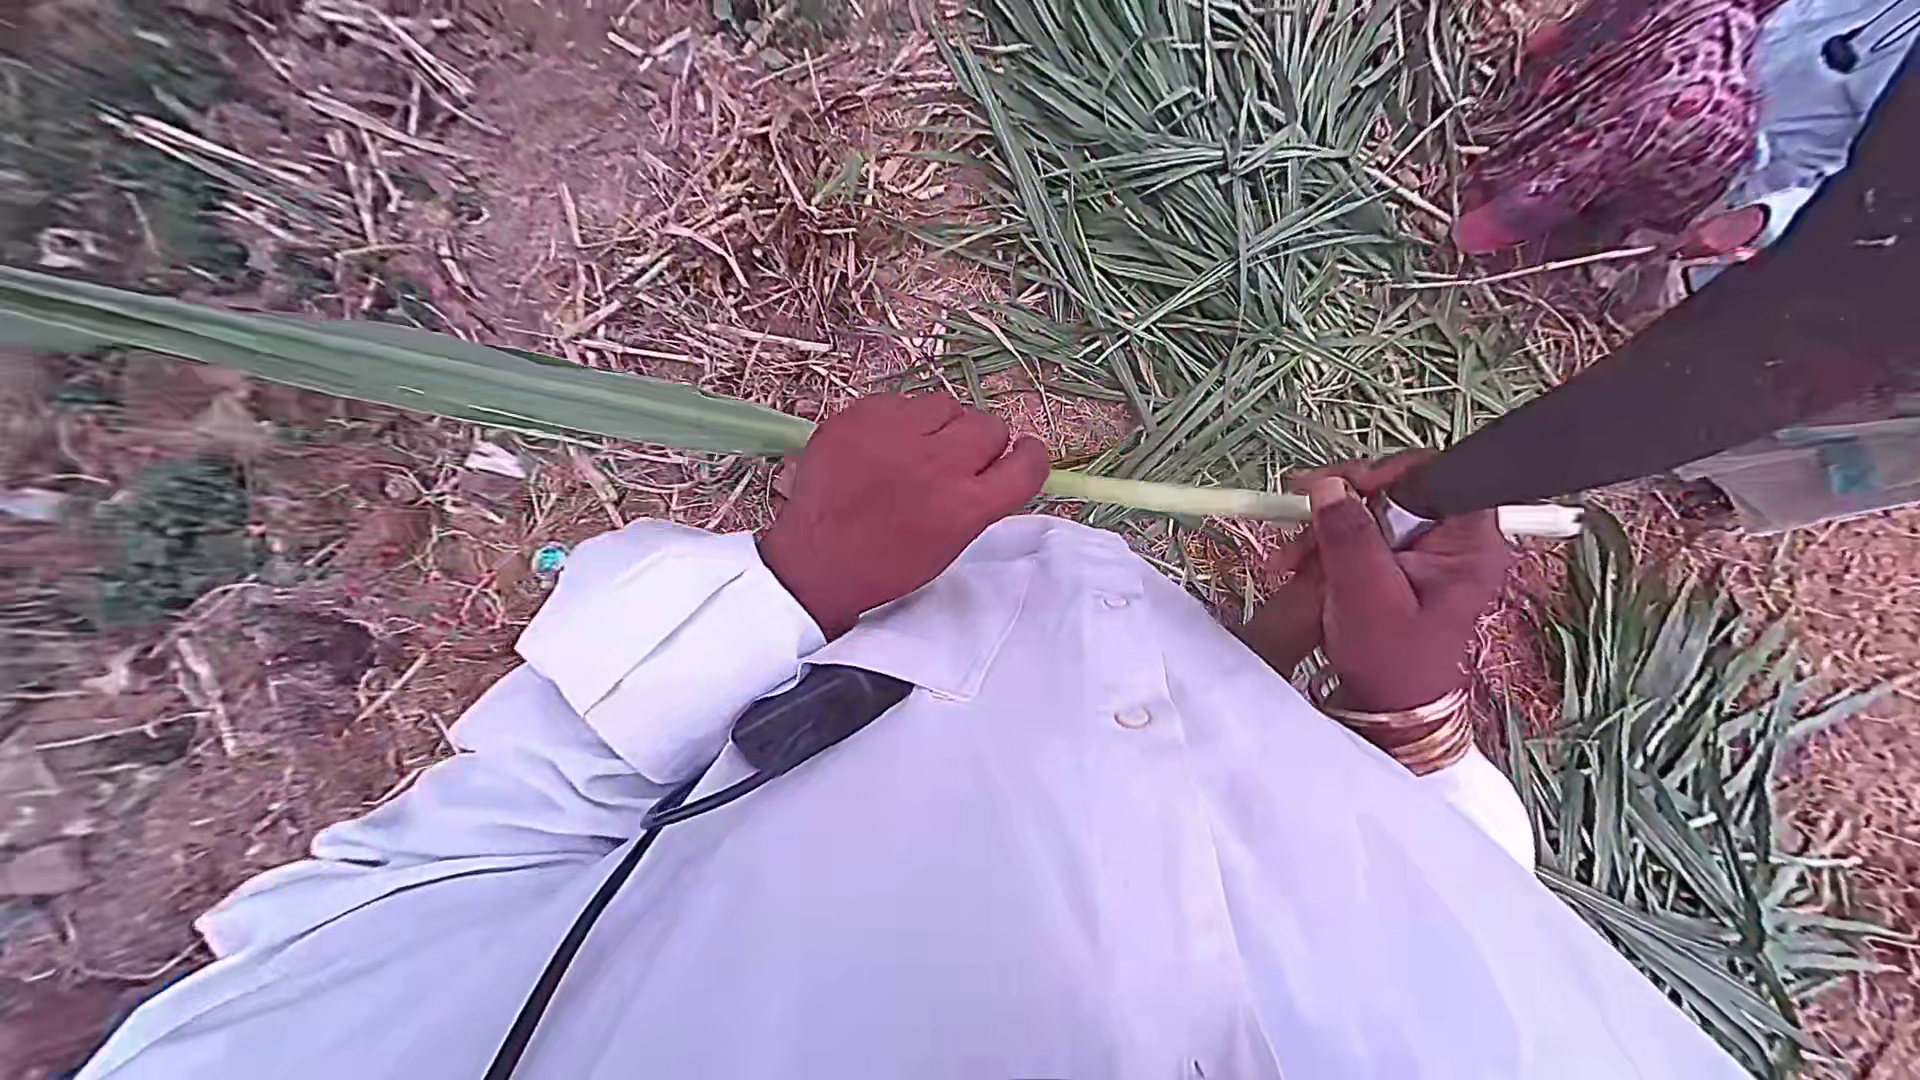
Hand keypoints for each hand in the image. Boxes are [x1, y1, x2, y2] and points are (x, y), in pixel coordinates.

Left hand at [759, 393, 1050, 639]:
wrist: (816, 560)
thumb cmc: (887, 564)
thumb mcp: (950, 544)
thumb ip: (980, 502)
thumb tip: (997, 465)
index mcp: (966, 506)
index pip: (1027, 464)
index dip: (1029, 456)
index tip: (1020, 455)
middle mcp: (938, 463)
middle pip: (990, 426)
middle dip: (980, 443)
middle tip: (953, 462)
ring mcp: (897, 433)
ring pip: (948, 405)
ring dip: (941, 426)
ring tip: (914, 451)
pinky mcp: (862, 414)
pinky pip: (903, 401)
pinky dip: (900, 420)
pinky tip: (882, 446)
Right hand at [1235, 454, 1511, 711]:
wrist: (1384, 704)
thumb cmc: (1387, 656)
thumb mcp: (1365, 593)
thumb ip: (1349, 536)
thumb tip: (1328, 484)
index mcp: (1466, 542)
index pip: (1439, 474)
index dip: (1387, 473)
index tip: (1339, 489)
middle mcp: (1449, 539)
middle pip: (1394, 490)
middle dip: (1339, 505)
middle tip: (1297, 519)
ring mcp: (1421, 552)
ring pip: (1367, 512)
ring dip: (1322, 528)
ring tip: (1289, 559)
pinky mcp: (1393, 565)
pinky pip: (1356, 535)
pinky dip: (1323, 545)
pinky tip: (1300, 565)